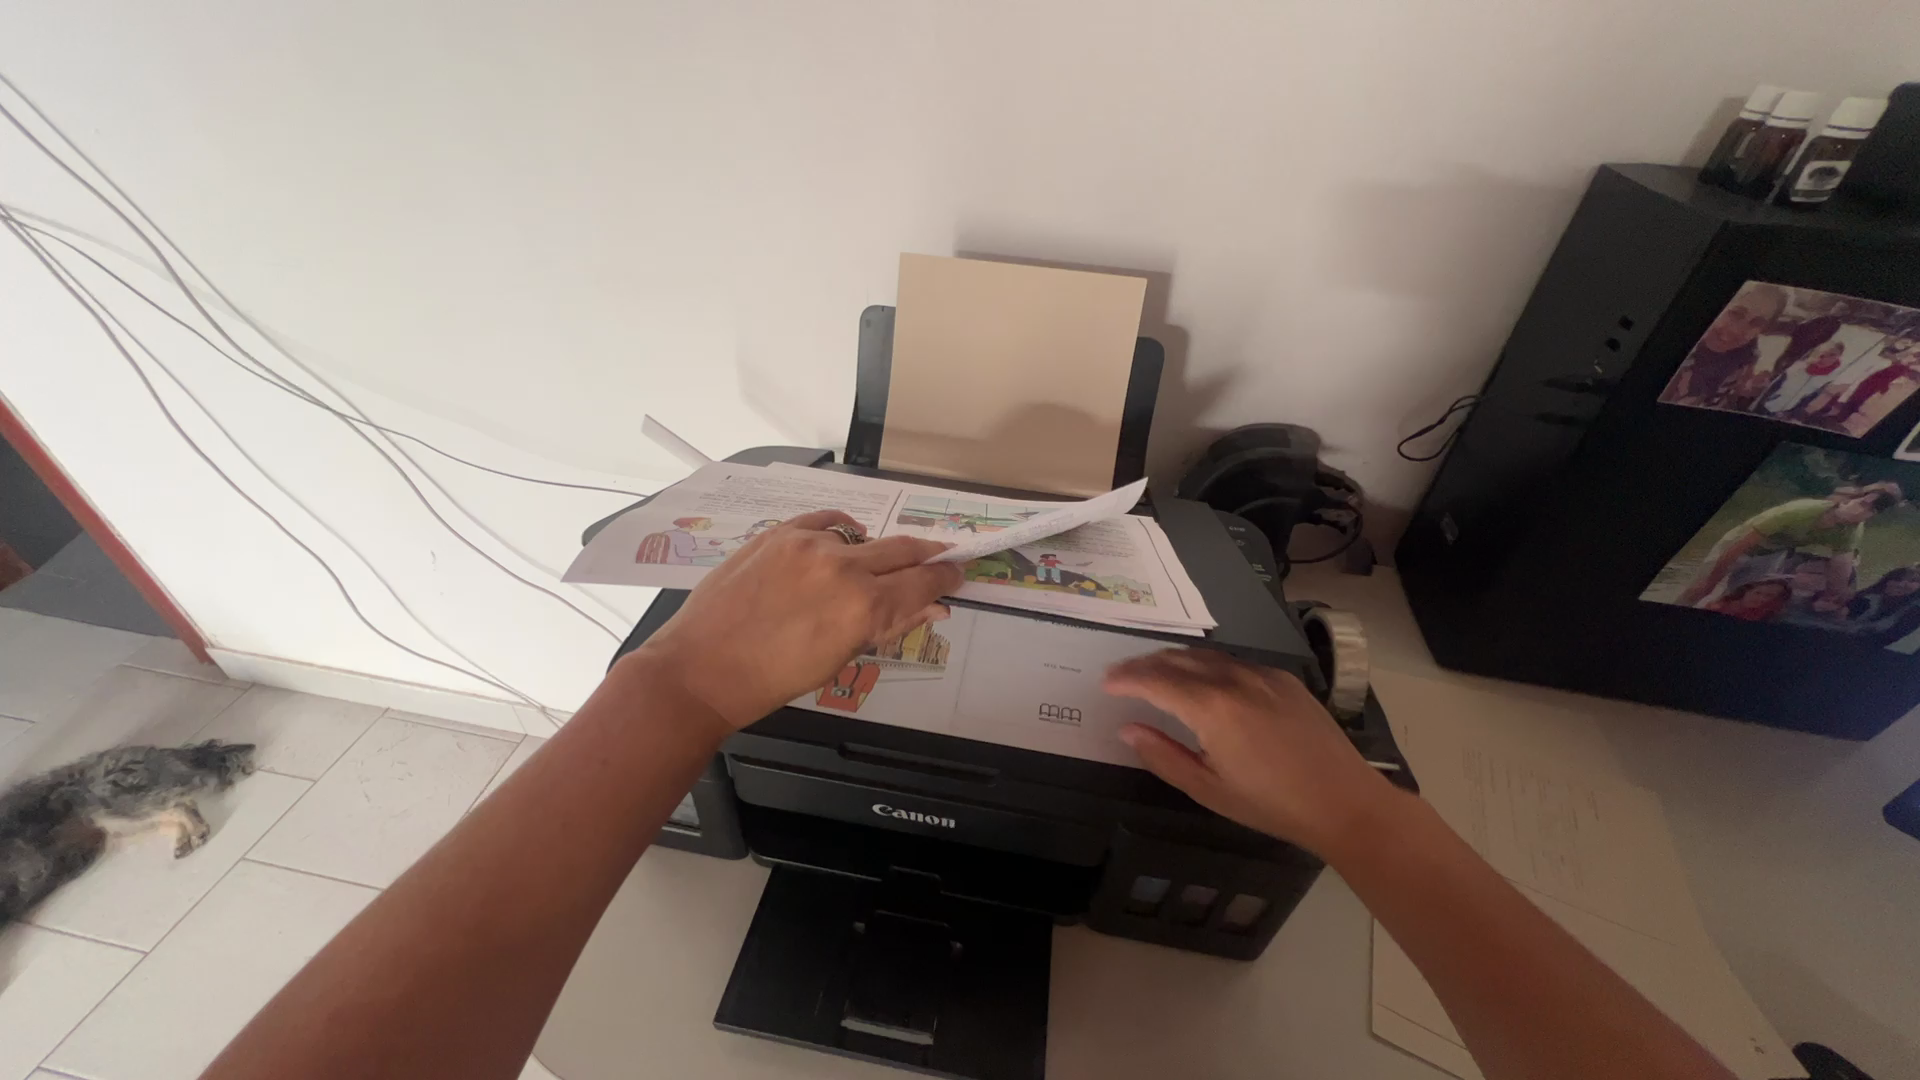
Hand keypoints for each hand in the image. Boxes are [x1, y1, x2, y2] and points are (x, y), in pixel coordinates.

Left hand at [636, 510, 964, 733]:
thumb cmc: (775, 679)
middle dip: (926, 556)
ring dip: (876, 553)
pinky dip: (841, 532)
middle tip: (937, 561)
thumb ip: (891, 625)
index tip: (957, 574)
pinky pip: (827, 522)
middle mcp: (843, 567)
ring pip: (864, 538)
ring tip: (865, 572)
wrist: (703, 667)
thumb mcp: (841, 658)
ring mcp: (809, 543)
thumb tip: (933, 608)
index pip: (924, 582)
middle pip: (903, 550)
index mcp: (863, 607)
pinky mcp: (780, 532)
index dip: (946, 578)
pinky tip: (841, 543)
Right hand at [1104, 649, 1400, 858]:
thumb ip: (1162, 755)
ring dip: (1174, 660)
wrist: (1346, 802)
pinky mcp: (1283, 679)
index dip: (1126, 679)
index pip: (1155, 680)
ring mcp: (1262, 675)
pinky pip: (1233, 662)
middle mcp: (1233, 680)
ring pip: (1205, 656)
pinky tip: (1203, 679)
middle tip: (1123, 675)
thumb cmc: (1271, 803)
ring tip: (1155, 671)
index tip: (1106, 683)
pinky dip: (1206, 664)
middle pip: (1177, 660)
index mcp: (1211, 708)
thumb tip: (1128, 729)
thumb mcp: (1208, 788)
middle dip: (1145, 665)